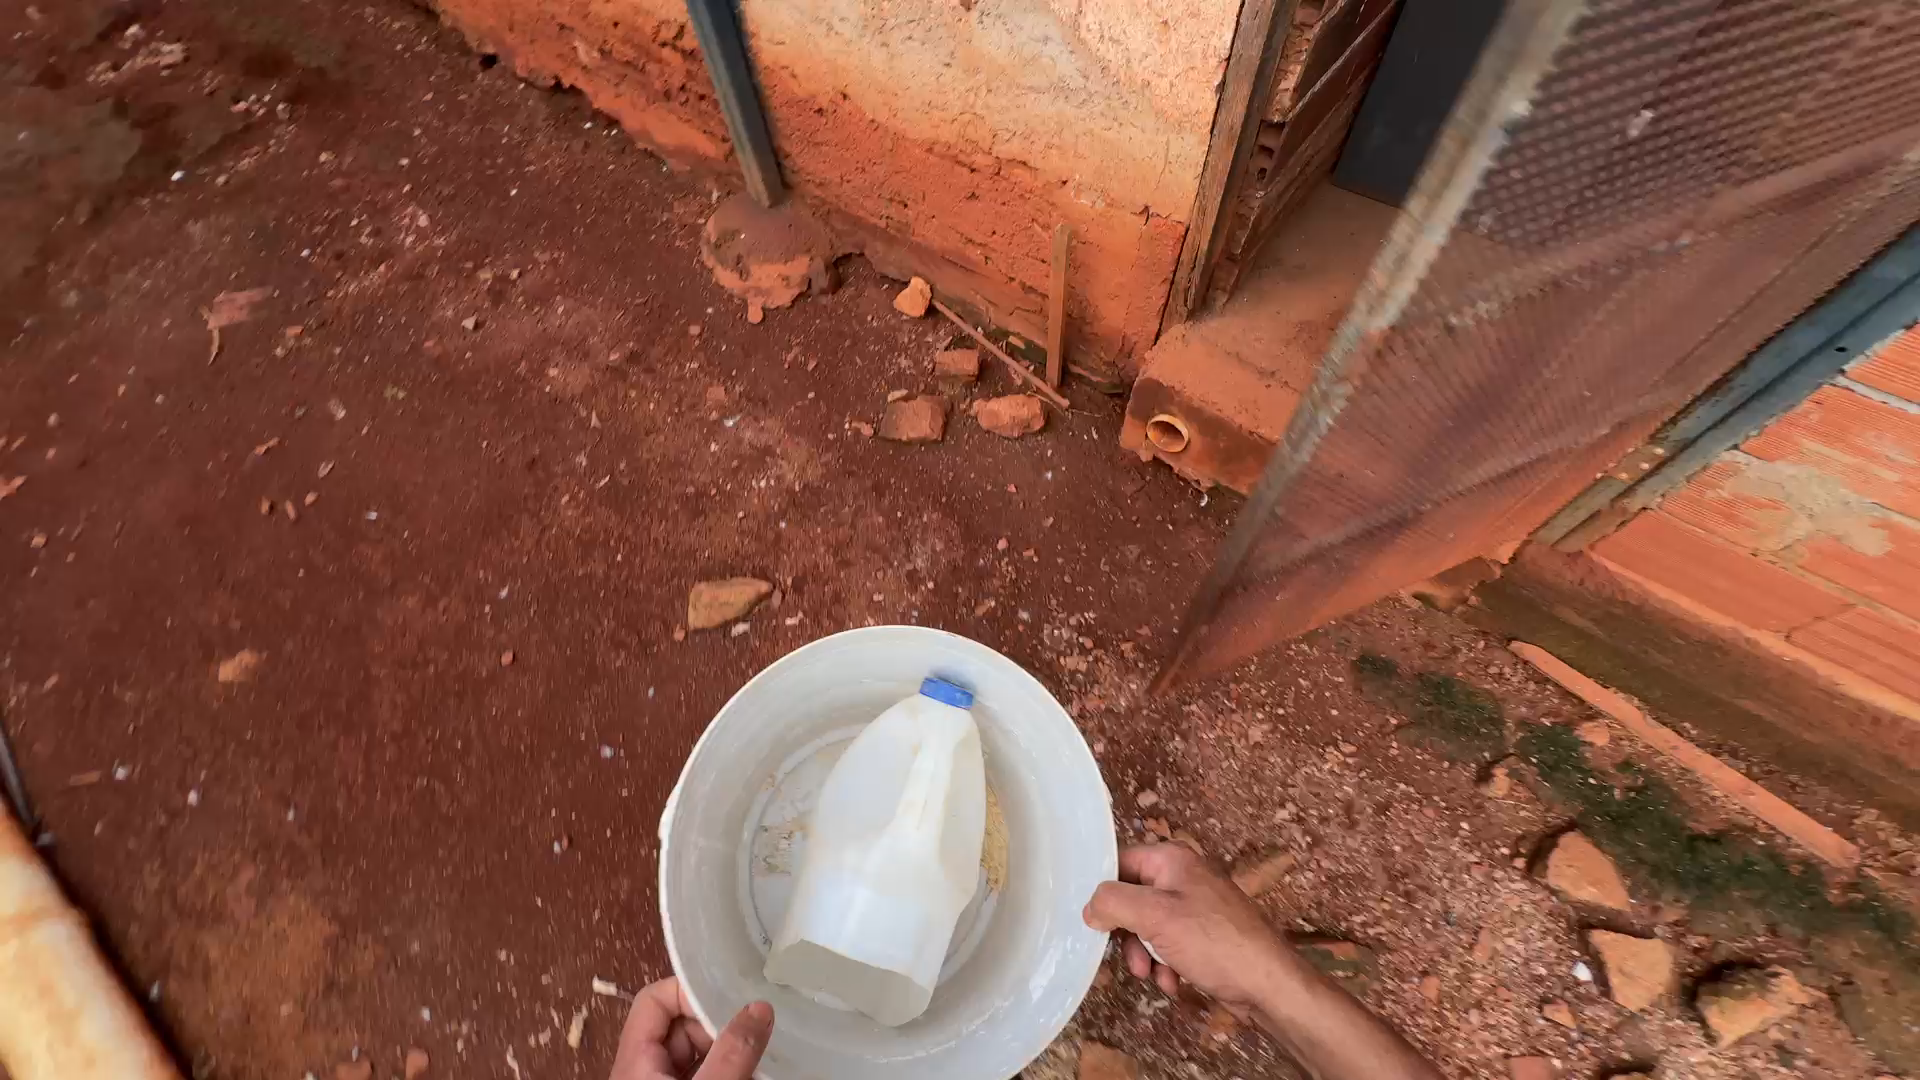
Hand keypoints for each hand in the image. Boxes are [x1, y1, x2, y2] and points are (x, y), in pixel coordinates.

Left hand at [611, 977, 772, 1079]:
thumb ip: (731, 1054)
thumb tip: (761, 1006)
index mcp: (634, 1061)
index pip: (654, 999)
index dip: (689, 990)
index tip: (729, 997)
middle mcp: (643, 1069)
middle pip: (680, 1023)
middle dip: (718, 1021)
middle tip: (752, 1028)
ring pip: (696, 1049)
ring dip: (727, 1045)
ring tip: (758, 1045)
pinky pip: (703, 1071)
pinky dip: (726, 1066)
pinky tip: (752, 1067)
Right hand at [1083, 844, 1294, 1011]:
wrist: (1270, 985)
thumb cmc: (1212, 941)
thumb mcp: (1155, 916)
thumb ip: (1113, 902)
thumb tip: (1090, 907)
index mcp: (1170, 858)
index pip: (1120, 864)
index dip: (1105, 893)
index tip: (1097, 924)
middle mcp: (1182, 875)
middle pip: (1133, 898)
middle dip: (1129, 934)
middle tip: (1133, 960)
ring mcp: (1195, 905)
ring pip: (1149, 925)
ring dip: (1146, 954)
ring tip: (1155, 976)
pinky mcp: (1204, 934)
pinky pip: (1169, 942)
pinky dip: (1166, 963)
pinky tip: (1174, 981)